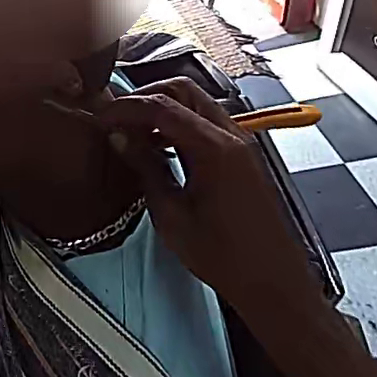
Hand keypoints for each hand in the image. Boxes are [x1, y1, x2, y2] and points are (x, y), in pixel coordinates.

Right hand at [101, 79, 325, 320]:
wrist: (275, 286)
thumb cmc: (221, 257)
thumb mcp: (171, 214)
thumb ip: (145, 168)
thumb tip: (118, 136)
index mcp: (214, 148)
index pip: (161, 106)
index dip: (125, 107)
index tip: (100, 117)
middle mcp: (232, 135)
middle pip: (182, 90)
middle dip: (145, 97)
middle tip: (118, 119)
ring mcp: (241, 143)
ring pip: (195, 102)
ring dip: (162, 109)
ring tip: (133, 133)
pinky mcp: (243, 155)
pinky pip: (206, 121)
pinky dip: (179, 123)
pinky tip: (159, 147)